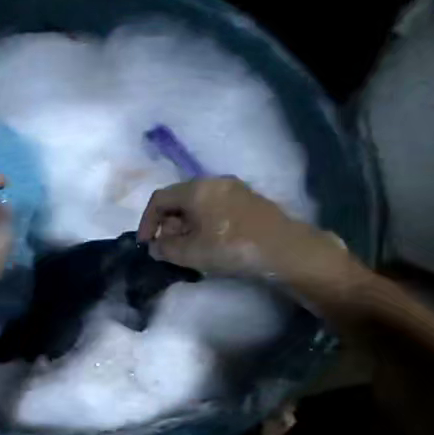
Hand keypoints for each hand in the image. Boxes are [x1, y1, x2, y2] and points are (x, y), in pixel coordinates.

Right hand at [139, 177, 362, 302]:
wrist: (286, 250)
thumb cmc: (232, 247)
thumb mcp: (190, 253)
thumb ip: (165, 248)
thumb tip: (155, 246)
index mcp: (196, 188)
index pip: (159, 199)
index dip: (147, 222)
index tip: (147, 244)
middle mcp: (214, 182)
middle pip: (179, 199)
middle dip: (168, 224)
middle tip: (169, 248)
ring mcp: (235, 189)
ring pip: (199, 204)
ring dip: (187, 225)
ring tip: (191, 249)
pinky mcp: (250, 201)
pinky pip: (217, 208)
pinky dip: (206, 223)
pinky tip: (212, 244)